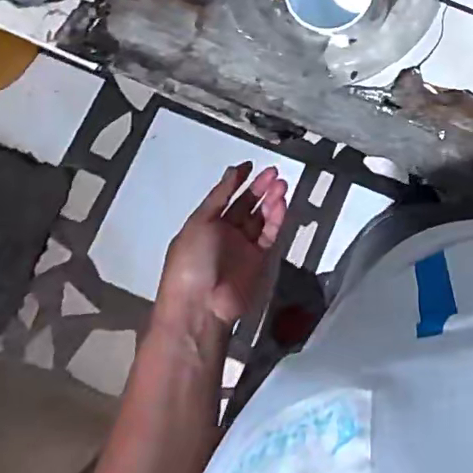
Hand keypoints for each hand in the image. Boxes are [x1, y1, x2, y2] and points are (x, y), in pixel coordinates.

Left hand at [156, 163, 288, 337]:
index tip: (251, 166)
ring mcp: (243, 248)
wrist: (200, 307)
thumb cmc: (191, 261)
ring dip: (271, 200)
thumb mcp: (199, 222)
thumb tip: (233, 170)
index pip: (225, 197)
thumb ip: (219, 194)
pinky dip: (277, 217)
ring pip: (261, 218)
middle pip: (246, 206)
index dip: (237, 181)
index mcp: (205, 225)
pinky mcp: (260, 260)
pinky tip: (281, 202)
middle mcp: (225, 235)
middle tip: (273, 172)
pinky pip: (270, 234)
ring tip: (281, 183)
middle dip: (259, 188)